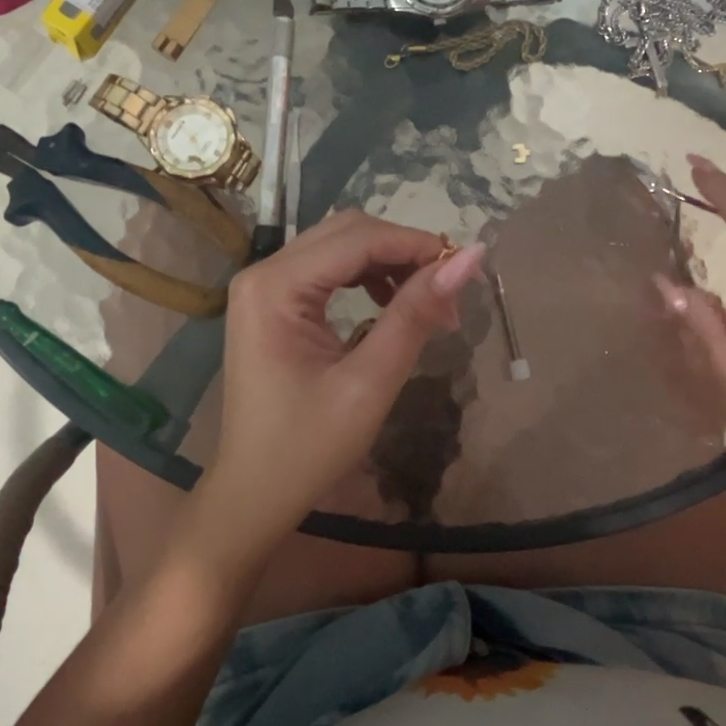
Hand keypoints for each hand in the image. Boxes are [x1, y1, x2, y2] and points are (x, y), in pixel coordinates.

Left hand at [204, 211, 485, 546]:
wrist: (254, 492)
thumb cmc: (309, 447)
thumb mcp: (370, 381)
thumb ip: (416, 314)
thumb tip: (470, 258)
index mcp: (275, 287)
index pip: (358, 239)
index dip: (417, 245)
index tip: (468, 269)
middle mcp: (262, 272)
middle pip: (347, 232)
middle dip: (403, 252)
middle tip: (449, 293)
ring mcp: (263, 286)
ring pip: (339, 247)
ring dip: (388, 264)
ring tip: (427, 306)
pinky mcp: (271, 302)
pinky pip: (326, 270)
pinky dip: (365, 278)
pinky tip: (390, 306)